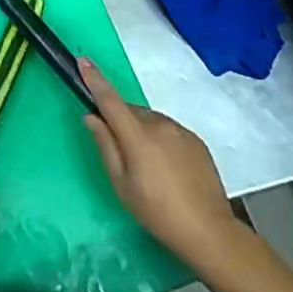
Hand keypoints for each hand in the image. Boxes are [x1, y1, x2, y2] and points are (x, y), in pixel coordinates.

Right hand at [79, 58, 244, 273]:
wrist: (209, 231)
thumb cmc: (157, 211)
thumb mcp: (121, 183)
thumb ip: (105, 146)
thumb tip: (92, 117)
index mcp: (138, 136)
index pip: (110, 100)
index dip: (94, 79)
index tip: (83, 60)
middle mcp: (161, 125)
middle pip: (131, 112)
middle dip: (121, 122)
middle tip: (122, 153)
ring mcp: (182, 131)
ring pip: (151, 121)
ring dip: (142, 132)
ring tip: (148, 166)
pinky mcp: (197, 141)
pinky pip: (169, 131)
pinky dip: (161, 140)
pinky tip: (167, 168)